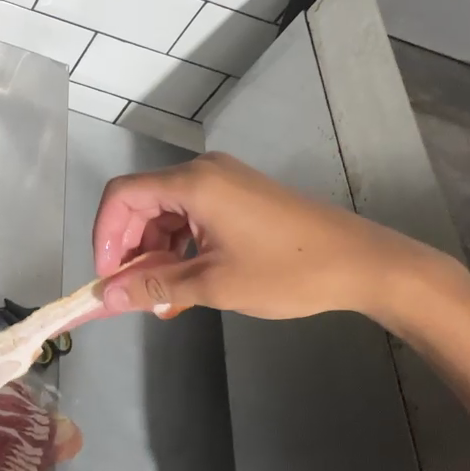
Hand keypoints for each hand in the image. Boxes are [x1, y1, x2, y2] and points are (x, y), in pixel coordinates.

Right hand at [93, 151, 456, 323]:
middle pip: (142, 203)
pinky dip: (181, 247)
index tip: (108, 277)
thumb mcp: (214, 284)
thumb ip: (154, 287)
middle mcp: (202, 172)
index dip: (104, 236)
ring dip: (156, 253)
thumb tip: (106, 298)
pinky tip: (186, 283)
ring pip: (166, 213)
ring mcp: (223, 181)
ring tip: (162, 298)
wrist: (365, 264)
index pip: (121, 196)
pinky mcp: (239, 196)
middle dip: (130, 249)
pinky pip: (192, 216)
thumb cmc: (287, 271)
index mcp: (193, 183)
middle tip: (133, 292)